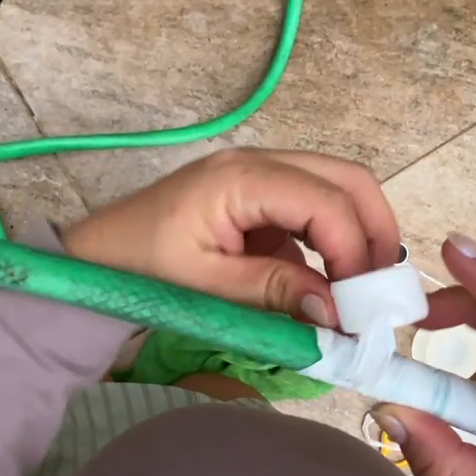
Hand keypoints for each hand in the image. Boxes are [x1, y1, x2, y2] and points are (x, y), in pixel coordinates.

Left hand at [61, 149, 401, 324]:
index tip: (363, 307)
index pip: (327, 201)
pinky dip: (327, 245)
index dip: (355, 253)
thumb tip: (336, 312)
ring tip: (359, 293)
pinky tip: (325, 285)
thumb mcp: (205, 287)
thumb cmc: (137, 267)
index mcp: (241, 178)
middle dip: (374, 232)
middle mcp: (257, 163)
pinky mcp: (255, 199)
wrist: (94, 257)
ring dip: (355, 236)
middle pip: (345, 179)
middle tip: (381, 291)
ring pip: (334, 190)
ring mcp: (257, 176)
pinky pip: (308, 212)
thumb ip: (273, 292)